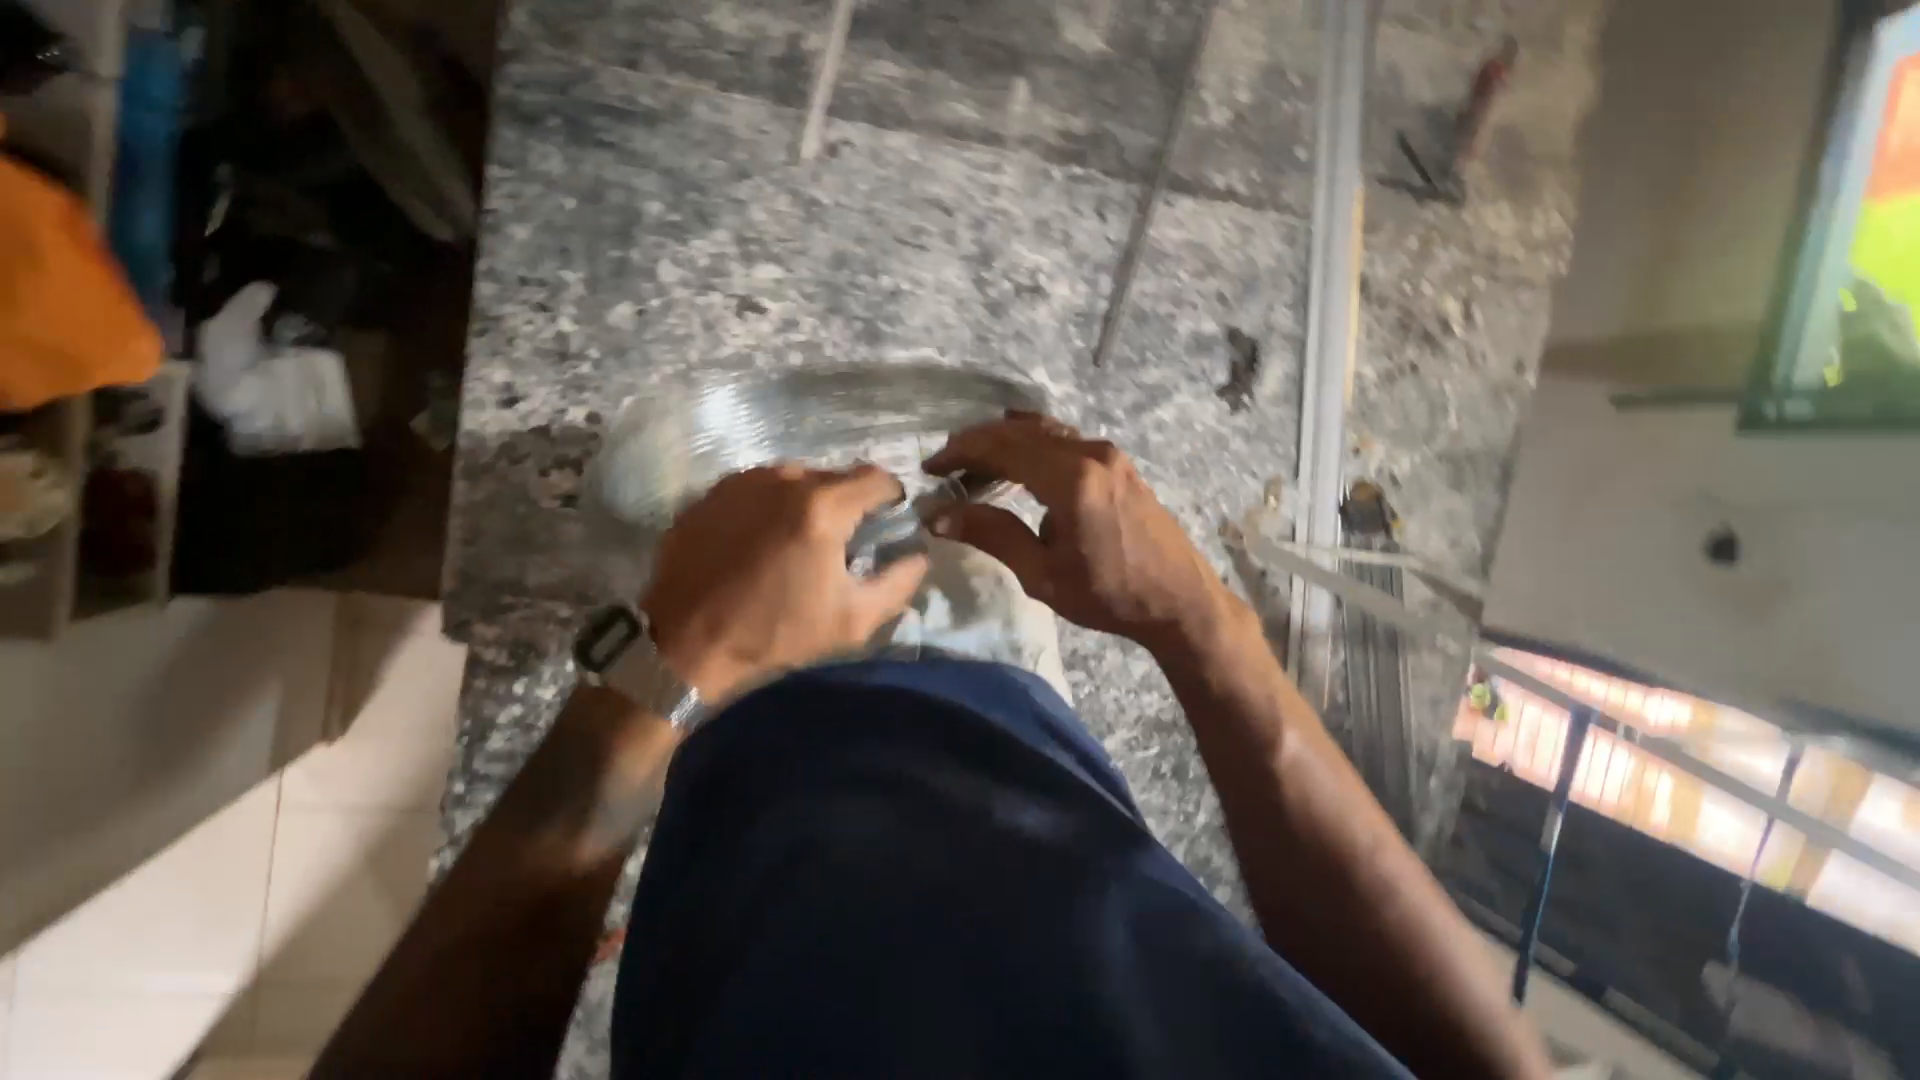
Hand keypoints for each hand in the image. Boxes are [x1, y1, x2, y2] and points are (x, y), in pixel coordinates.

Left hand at [640, 464, 927, 702]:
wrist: (684, 645)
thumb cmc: (774, 634)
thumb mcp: (852, 621)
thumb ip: (898, 583)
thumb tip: (918, 556)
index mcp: (822, 507)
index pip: (876, 477)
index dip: (892, 497)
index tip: (889, 522)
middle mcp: (782, 479)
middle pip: (834, 476)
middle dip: (847, 504)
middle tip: (841, 542)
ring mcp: (740, 483)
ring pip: (793, 480)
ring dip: (806, 504)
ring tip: (797, 543)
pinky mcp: (710, 495)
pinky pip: (755, 490)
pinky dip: (768, 508)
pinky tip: (759, 544)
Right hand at [924, 413, 1231, 654]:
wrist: (1180, 600)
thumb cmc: (1109, 595)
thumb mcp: (1042, 573)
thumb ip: (992, 535)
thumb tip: (938, 515)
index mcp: (1071, 478)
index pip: (1001, 448)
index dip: (960, 453)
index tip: (930, 468)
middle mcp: (1091, 453)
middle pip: (1020, 432)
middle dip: (978, 443)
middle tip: (945, 466)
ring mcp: (1109, 454)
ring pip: (1044, 431)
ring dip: (1005, 442)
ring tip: (975, 466)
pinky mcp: (1118, 463)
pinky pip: (1065, 440)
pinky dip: (1033, 445)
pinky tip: (1018, 461)